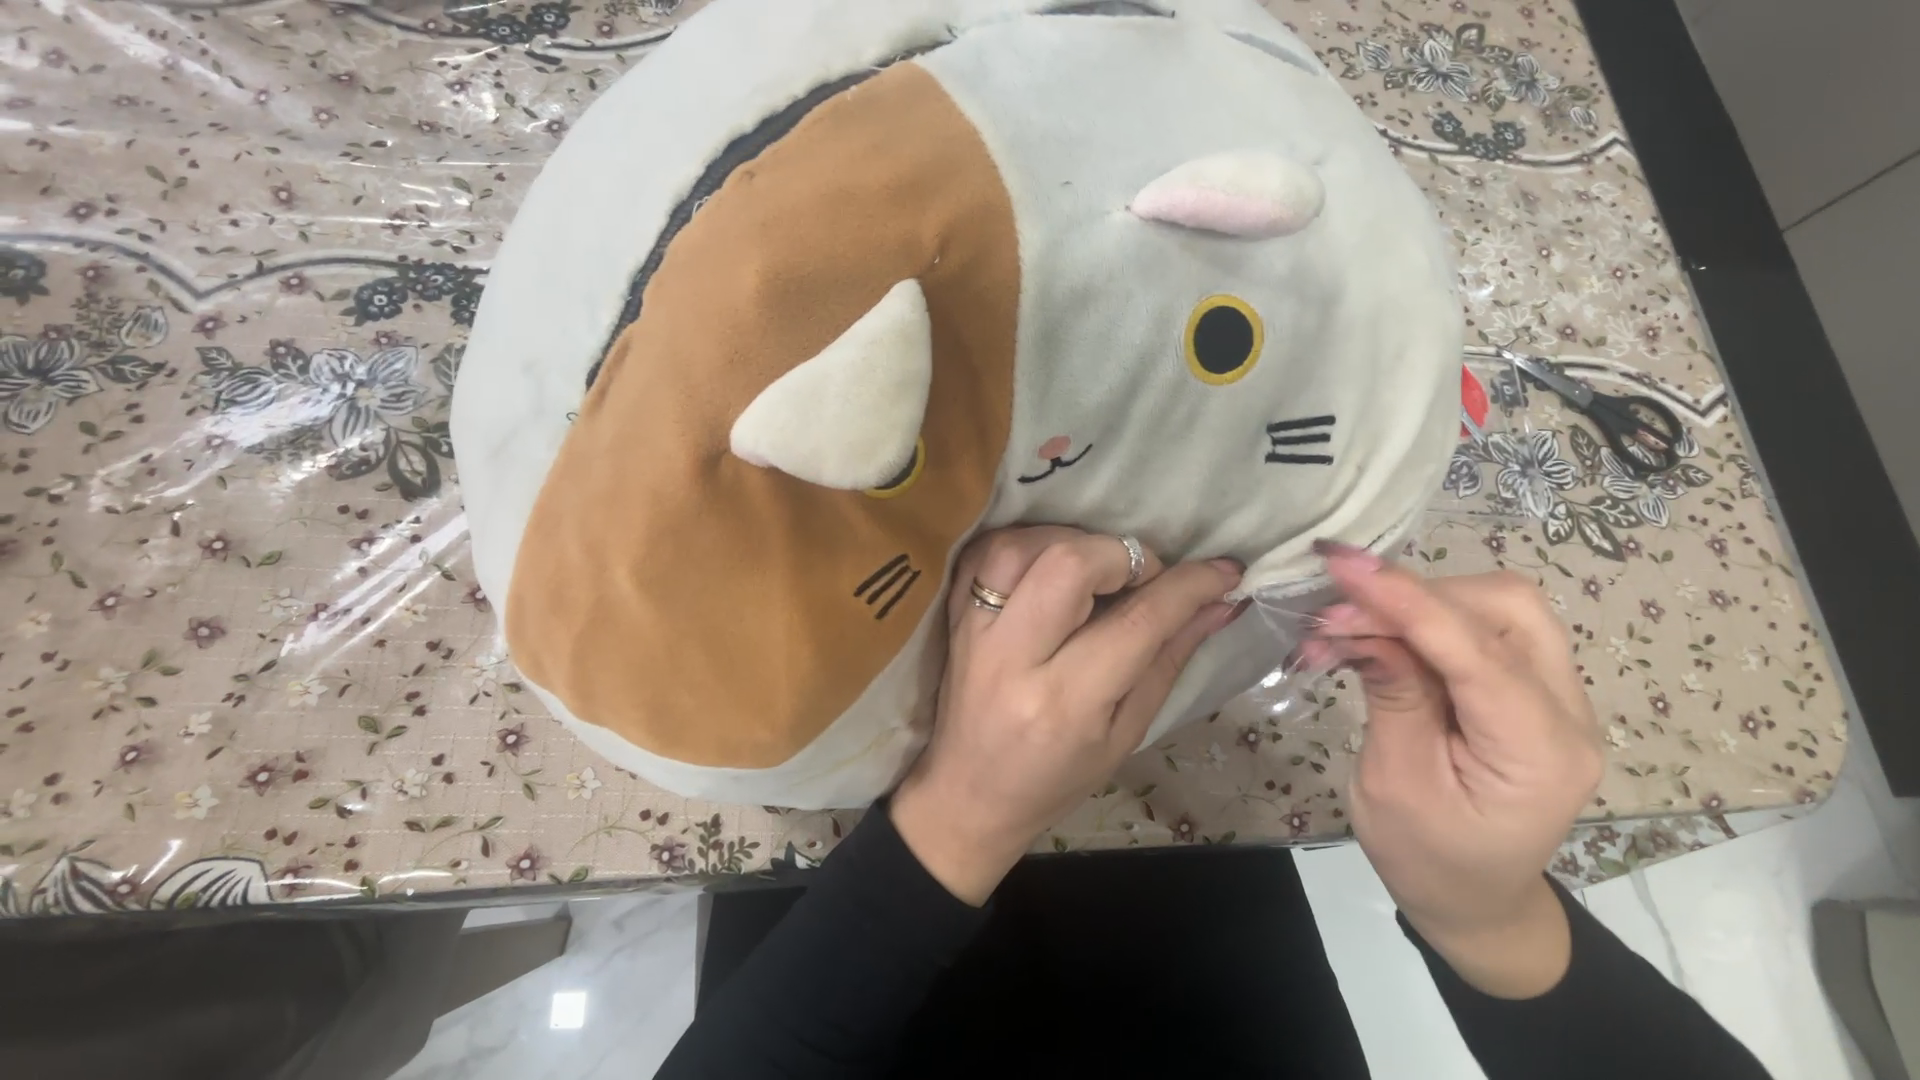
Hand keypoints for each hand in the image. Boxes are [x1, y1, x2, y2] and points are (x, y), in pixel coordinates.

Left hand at [890, 526, 1244, 904]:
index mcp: (1063, 704)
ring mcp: (972, 632)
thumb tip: (1220, 602)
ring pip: (1020, 546)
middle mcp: (1012, 659)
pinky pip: (984, 551)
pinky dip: (1026, 543)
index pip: (1136, 622)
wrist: (967, 795)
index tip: (1223, 572)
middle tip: (1142, 579)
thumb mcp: (1126, 734)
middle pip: (1069, 564)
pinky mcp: (952, 616)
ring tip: (1096, 569)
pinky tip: (1050, 562)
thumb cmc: (1055, 778)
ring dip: (1071, 541)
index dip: (1189, 586)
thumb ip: (1169, 660)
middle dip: (1123, 555)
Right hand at [1305, 542, 1603, 997]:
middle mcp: (1567, 712)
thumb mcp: (1394, 785)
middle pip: (1506, 608)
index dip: (1407, 601)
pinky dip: (1425, 618)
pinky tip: (1376, 633)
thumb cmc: (1427, 858)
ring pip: (1497, 606)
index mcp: (1539, 753)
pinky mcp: (1530, 688)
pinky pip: (1484, 628)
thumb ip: (1392, 698)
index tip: (1341, 565)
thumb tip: (1363, 623)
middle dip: (1417, 594)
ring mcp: (1557, 696)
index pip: (1477, 653)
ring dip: (1418, 601)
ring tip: (1350, 624)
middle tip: (1338, 612)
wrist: (1474, 899)